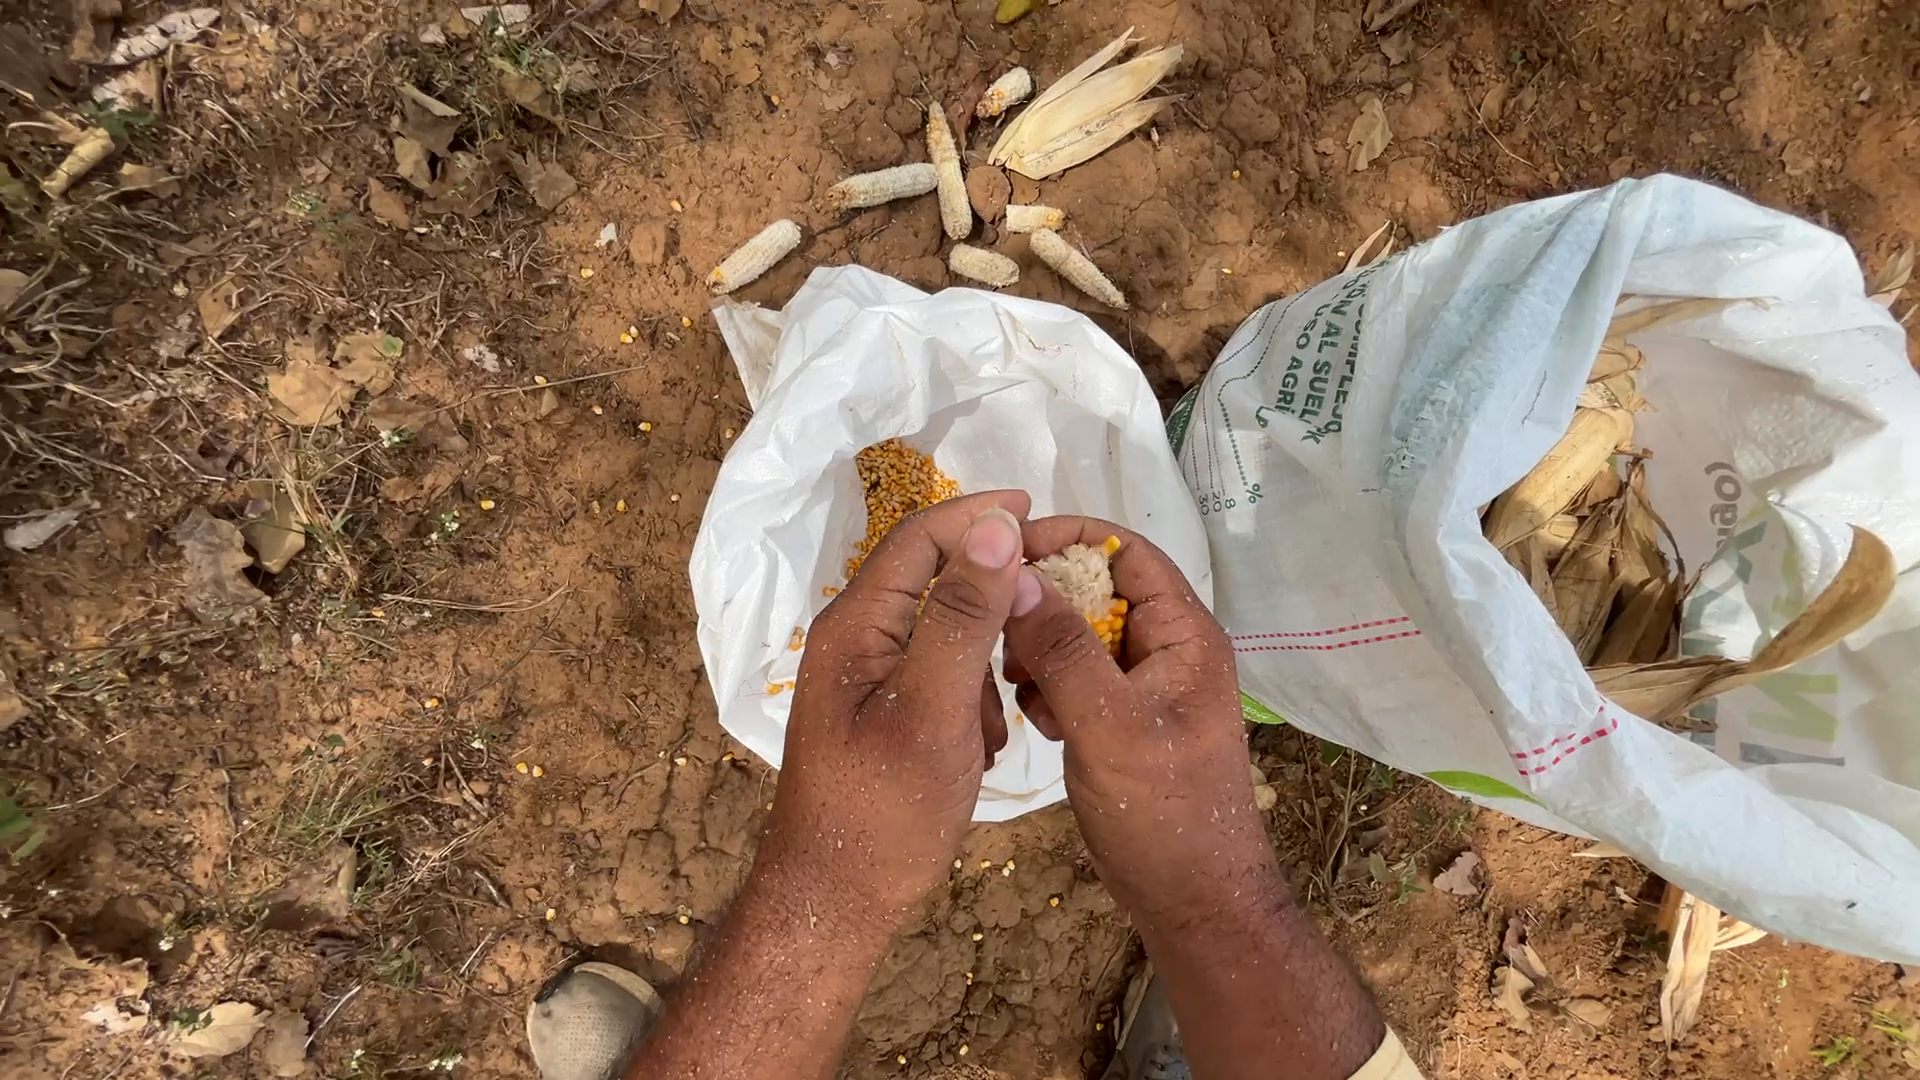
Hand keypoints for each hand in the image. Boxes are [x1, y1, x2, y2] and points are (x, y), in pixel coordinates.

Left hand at [755, 490, 1035, 930]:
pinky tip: (983, 739)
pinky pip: (939, 674)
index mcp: (857, 623)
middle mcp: (857, 638)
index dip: (975, 515)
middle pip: (930, 578)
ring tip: (1006, 701)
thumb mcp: (931, 706)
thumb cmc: (885, 808)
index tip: (1031, 506)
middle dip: (988, 589)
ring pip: (942, 630)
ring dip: (982, 654)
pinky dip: (970, 693)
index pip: (918, 539)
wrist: (838, 900)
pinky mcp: (885, 709)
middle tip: (1044, 602)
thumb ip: (961, 616)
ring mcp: (869, 675)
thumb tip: (994, 528)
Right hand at [1003, 517, 1280, 922]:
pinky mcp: (1118, 713)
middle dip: (1043, 602)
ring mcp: (1141, 682)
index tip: (1005, 550)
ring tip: (1022, 686)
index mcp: (1183, 633)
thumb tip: (1015, 574)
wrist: (1190, 903)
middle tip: (1001, 632)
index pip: (1126, 551)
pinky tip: (1041, 720)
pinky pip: (1073, 674)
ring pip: (1076, 632)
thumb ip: (1063, 649)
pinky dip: (1048, 685)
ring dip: (1040, 649)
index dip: (1068, 538)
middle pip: (1095, 589)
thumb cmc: (1162, 814)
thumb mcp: (1109, 725)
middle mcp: (1165, 646)